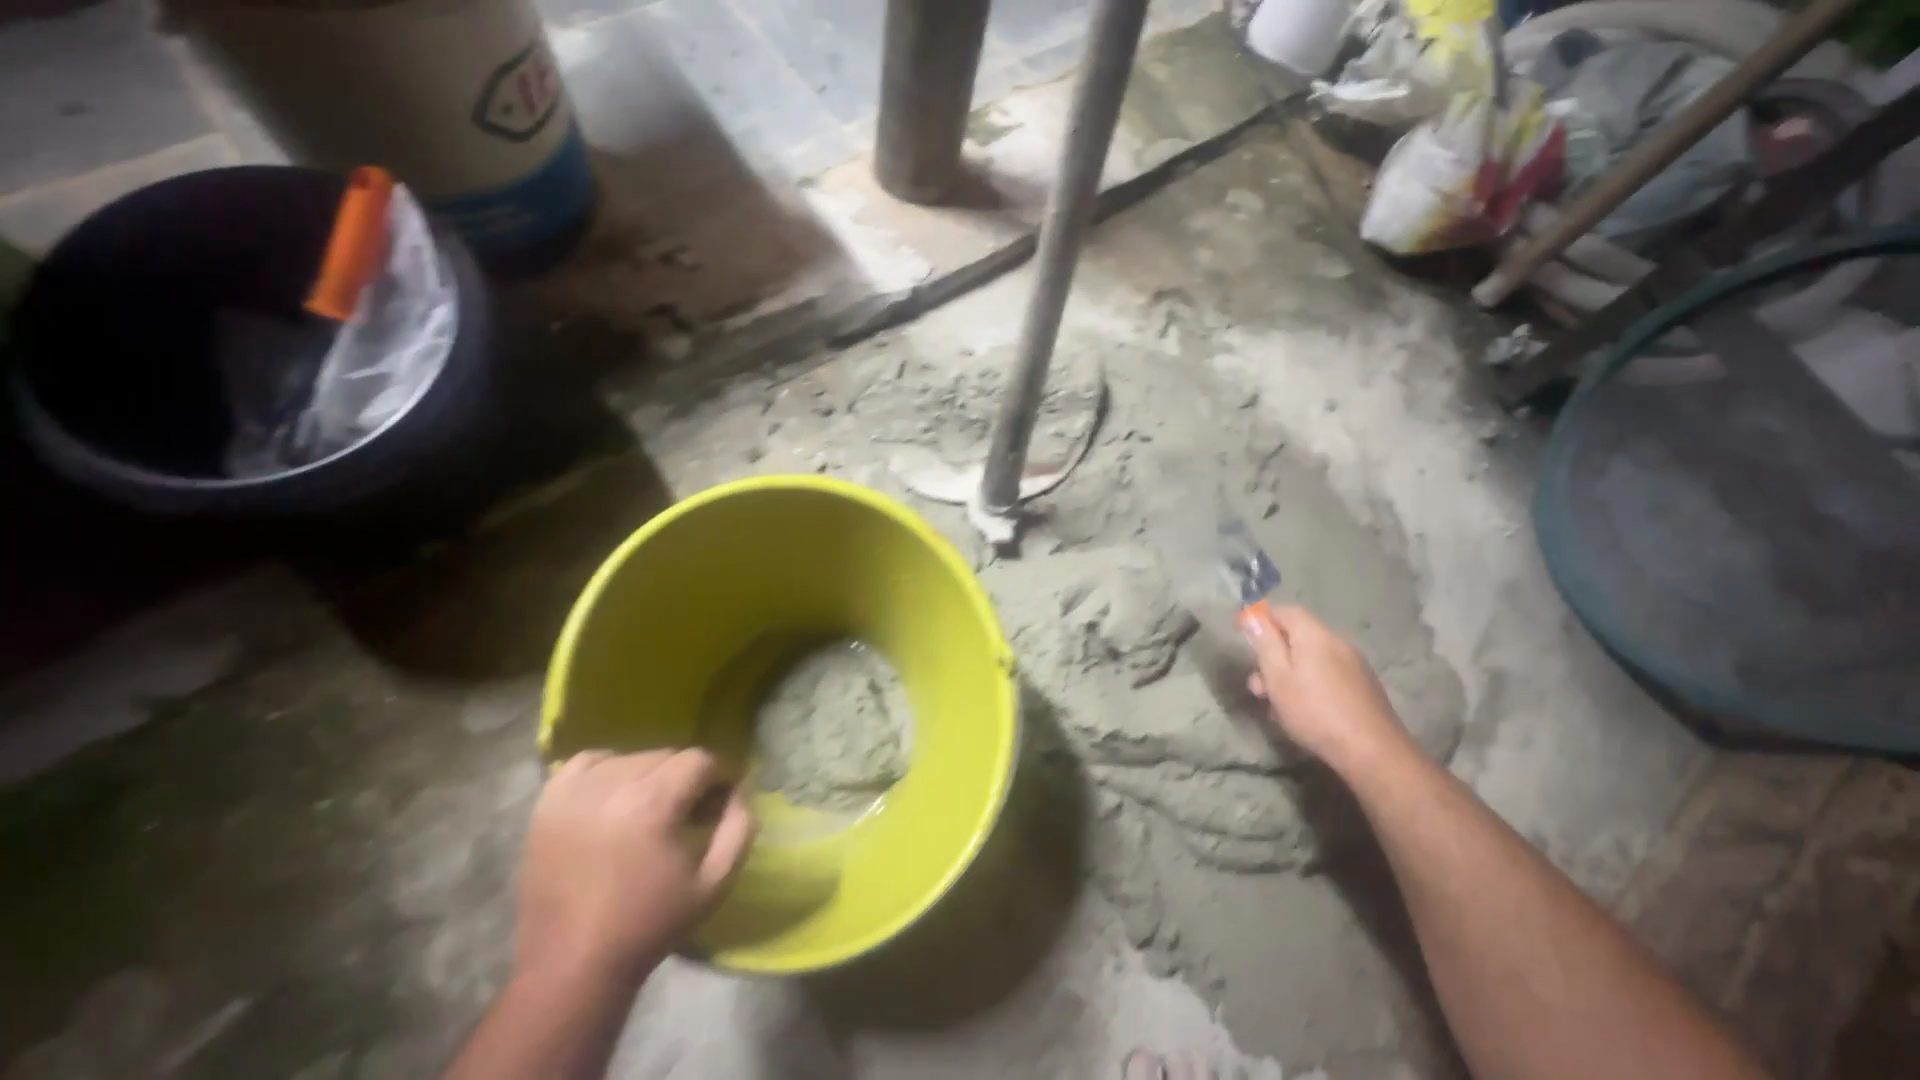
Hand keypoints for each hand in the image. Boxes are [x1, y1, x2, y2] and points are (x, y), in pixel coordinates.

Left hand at [514, 749, 755, 986]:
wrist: (573, 963)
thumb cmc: (649, 925)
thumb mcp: (715, 882)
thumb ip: (739, 828)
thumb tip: (739, 792)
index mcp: (652, 803)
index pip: (698, 760)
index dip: (720, 775)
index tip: (724, 800)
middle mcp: (610, 785)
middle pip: (665, 755)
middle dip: (687, 777)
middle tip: (692, 812)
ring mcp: (573, 793)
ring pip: (628, 757)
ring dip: (649, 775)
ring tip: (652, 809)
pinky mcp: (547, 805)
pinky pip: (586, 763)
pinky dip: (607, 770)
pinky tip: (615, 797)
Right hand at [1239, 605, 1411, 770]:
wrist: (1371, 749)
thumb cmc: (1314, 711)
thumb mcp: (1278, 677)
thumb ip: (1265, 644)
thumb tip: (1253, 614)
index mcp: (1315, 635)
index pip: (1285, 611)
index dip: (1261, 619)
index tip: (1241, 635)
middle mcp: (1338, 642)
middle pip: (1299, 637)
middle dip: (1273, 656)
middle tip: (1258, 687)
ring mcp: (1355, 664)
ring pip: (1313, 659)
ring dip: (1290, 674)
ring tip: (1278, 705)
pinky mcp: (1364, 686)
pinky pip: (1328, 674)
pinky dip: (1310, 683)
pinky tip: (1305, 710)